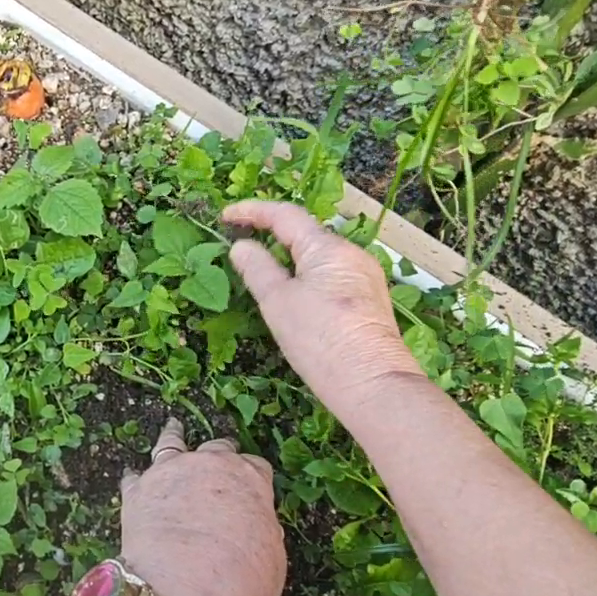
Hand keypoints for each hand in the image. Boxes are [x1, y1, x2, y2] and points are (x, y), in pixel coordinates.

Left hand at [118, 419, 284, 595]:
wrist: (189, 588)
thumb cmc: (241, 581)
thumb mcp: (272, 559)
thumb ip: (263, 533)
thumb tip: (258, 529)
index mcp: (249, 479)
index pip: (255, 467)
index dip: (252, 476)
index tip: (250, 483)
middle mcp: (210, 465)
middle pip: (217, 449)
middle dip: (219, 454)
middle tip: (218, 458)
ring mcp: (170, 472)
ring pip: (172, 444)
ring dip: (173, 437)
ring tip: (173, 428)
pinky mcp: (138, 489)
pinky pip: (134, 477)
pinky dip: (135, 478)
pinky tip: (133, 476)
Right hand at [221, 200, 423, 410]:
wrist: (372, 384)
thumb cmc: (319, 339)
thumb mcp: (277, 301)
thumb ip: (256, 268)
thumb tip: (241, 246)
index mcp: (327, 248)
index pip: (285, 215)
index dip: (252, 211)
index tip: (225, 216)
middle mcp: (351, 254)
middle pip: (304, 232)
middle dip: (270, 231)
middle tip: (239, 239)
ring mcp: (363, 276)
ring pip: (318, 254)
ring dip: (287, 253)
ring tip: (260, 266)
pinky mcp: (367, 299)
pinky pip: (330, 272)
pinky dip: (304, 271)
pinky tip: (291, 291)